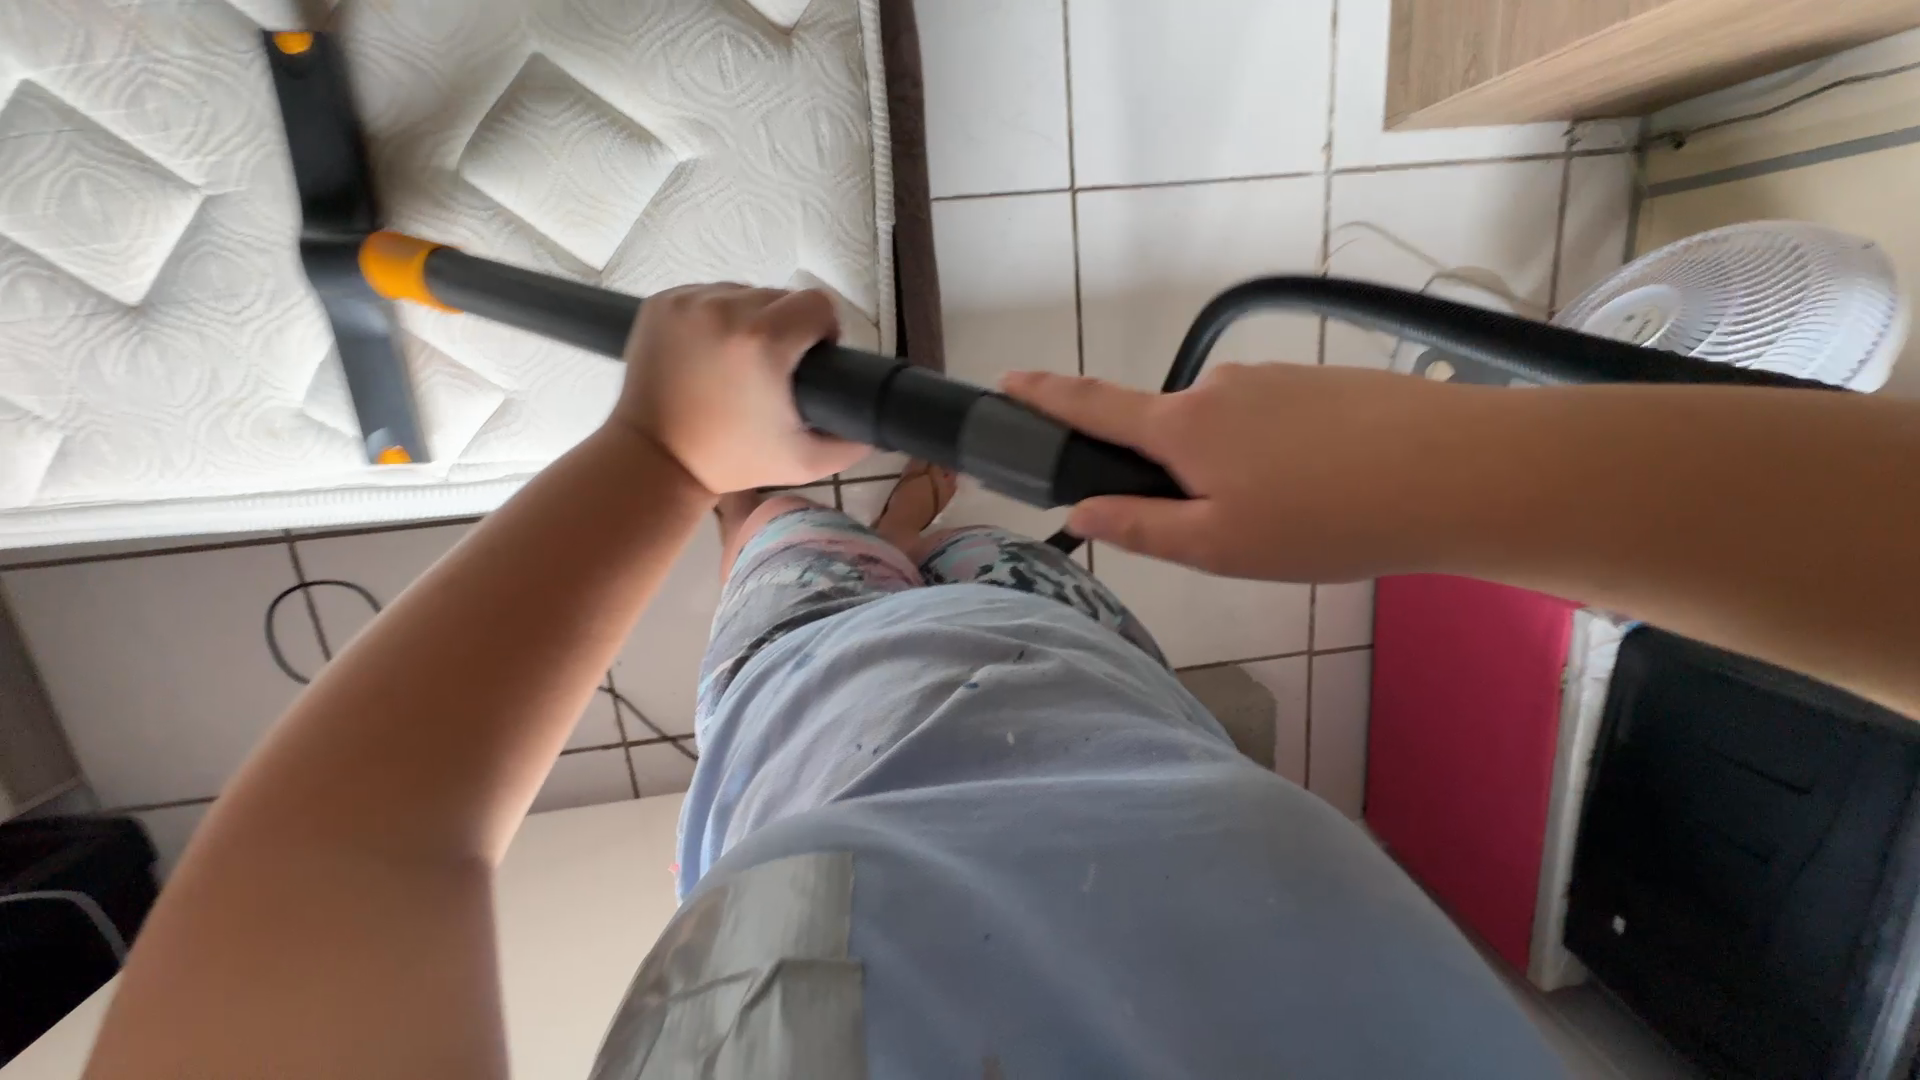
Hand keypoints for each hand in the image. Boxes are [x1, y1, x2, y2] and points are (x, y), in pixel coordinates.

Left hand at [608, 285, 867, 492]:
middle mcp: (725, 309)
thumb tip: (880, 427)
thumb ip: (853, 443)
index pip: (819, 303)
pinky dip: (717, 316)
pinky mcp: (662, 303)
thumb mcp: (805, 462)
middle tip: (776, 368)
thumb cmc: (734, 460)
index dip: (825, 329)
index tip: (814, 358)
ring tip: (741, 360)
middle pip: (782, 296)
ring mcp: (689, 302)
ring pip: (744, 293)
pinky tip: (713, 351)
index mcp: (764, 341)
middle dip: (788, 326)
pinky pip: (708, 295)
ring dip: (752, 318)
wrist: (655, 459)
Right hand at [1002, 363, 1488, 582]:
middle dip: (1171, 475)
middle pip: (1165, 431)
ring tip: (1287, 519)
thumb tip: (1078, 512)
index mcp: (1182, 428)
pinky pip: (1268, 425)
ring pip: (1222, 433)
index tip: (1007, 381)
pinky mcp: (1318, 383)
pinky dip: (1273, 459)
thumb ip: (1139, 527)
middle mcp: (1218, 389)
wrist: (1457, 474)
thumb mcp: (1216, 545)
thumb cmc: (1321, 521)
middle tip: (1223, 530)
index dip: (1044, 396)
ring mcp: (1272, 379)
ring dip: (1230, 472)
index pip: (1092, 406)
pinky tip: (1320, 493)